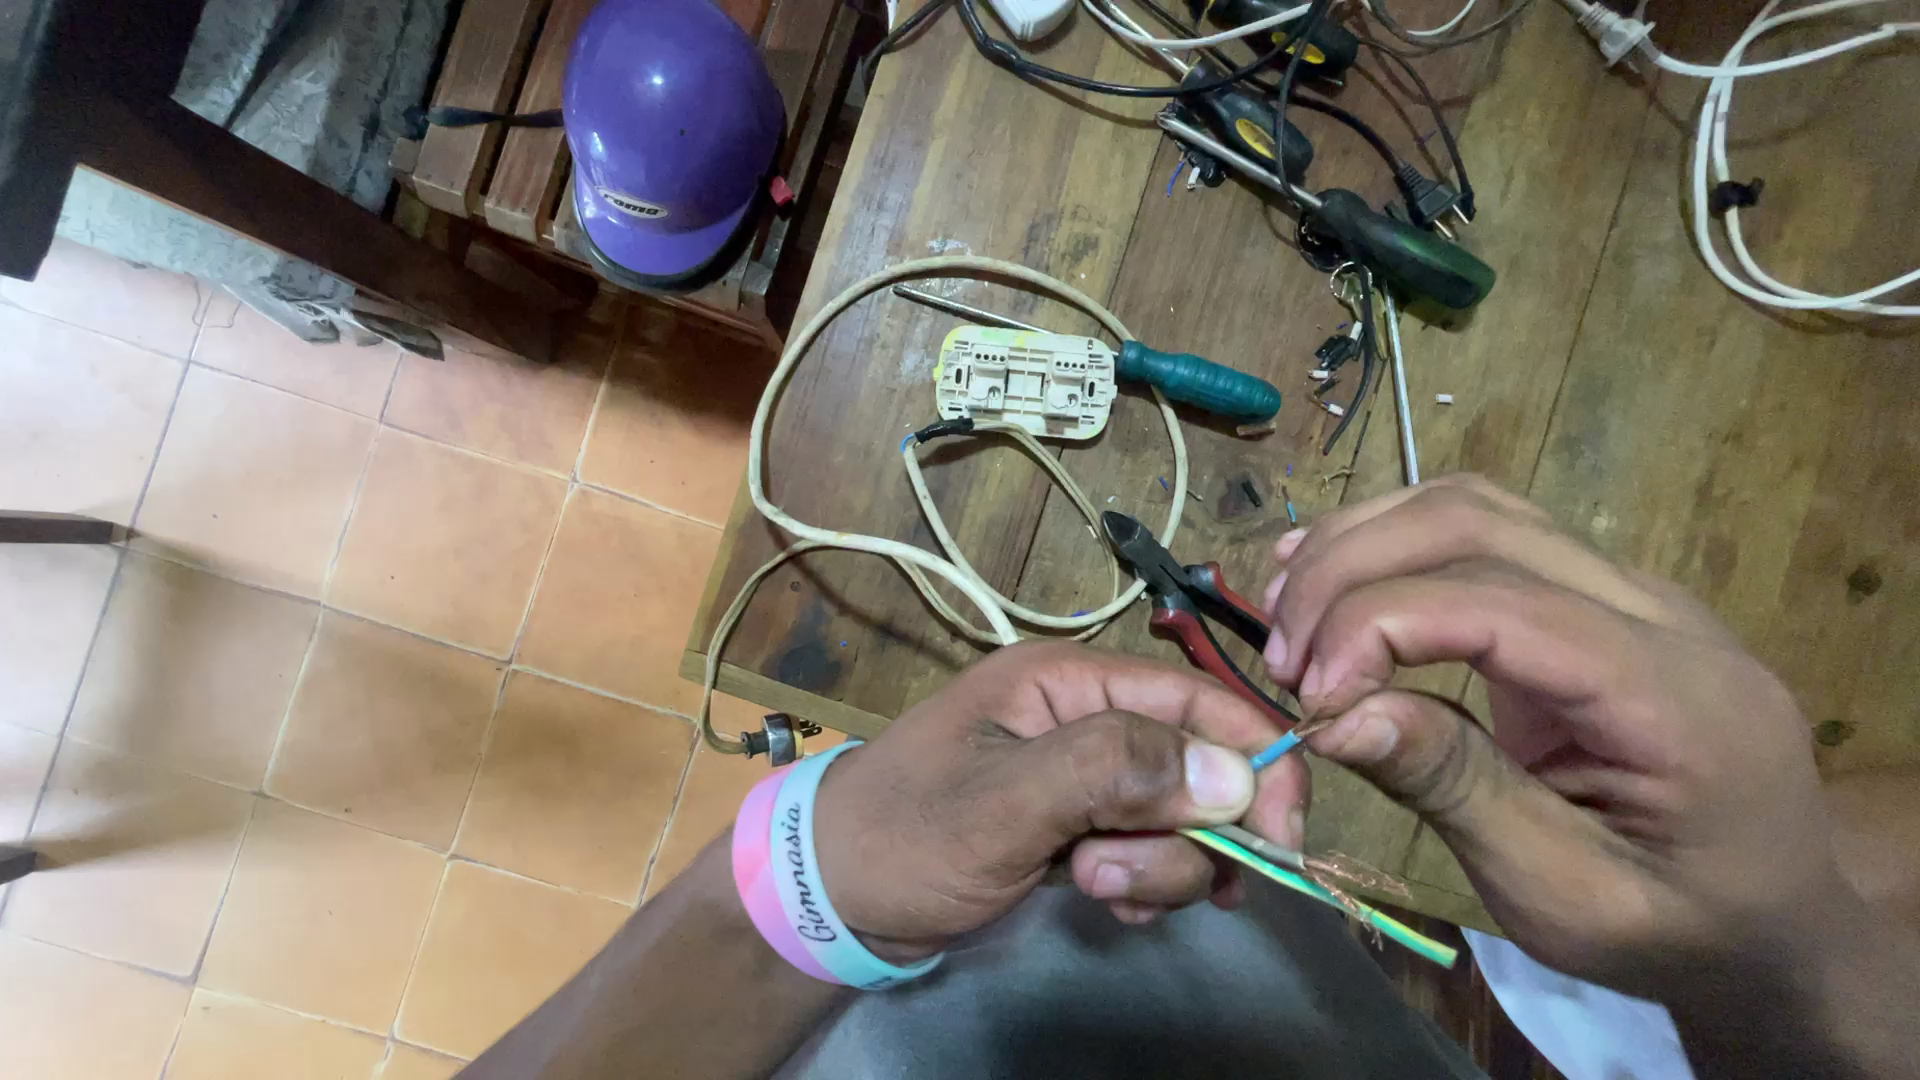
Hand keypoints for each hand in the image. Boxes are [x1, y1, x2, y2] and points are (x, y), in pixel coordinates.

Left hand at [812, 641, 1303, 959]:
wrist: (837, 892)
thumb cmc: (908, 833)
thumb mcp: (1003, 802)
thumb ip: (1111, 772)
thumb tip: (1233, 771)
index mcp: (1063, 681)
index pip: (1189, 698)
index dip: (1250, 756)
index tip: (1287, 833)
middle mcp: (1080, 716)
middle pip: (1190, 762)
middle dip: (1183, 831)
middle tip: (1119, 876)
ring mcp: (1079, 773)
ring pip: (1175, 813)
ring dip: (1156, 865)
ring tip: (1089, 888)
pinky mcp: (1076, 823)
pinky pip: (1146, 845)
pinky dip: (1143, 880)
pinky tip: (1103, 901)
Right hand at [1260, 474, 1841, 994]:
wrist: (1764, 906)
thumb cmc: (1671, 919)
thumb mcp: (1563, 892)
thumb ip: (1454, 790)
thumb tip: (1331, 718)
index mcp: (1675, 696)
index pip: (1500, 604)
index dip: (1376, 627)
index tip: (1307, 696)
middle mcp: (1655, 608)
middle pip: (1472, 522)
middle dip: (1347, 576)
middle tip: (1281, 657)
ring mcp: (1618, 583)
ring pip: (1462, 504)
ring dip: (1353, 543)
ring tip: (1285, 609)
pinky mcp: (1575, 583)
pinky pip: (1467, 521)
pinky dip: (1378, 536)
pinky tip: (1320, 569)